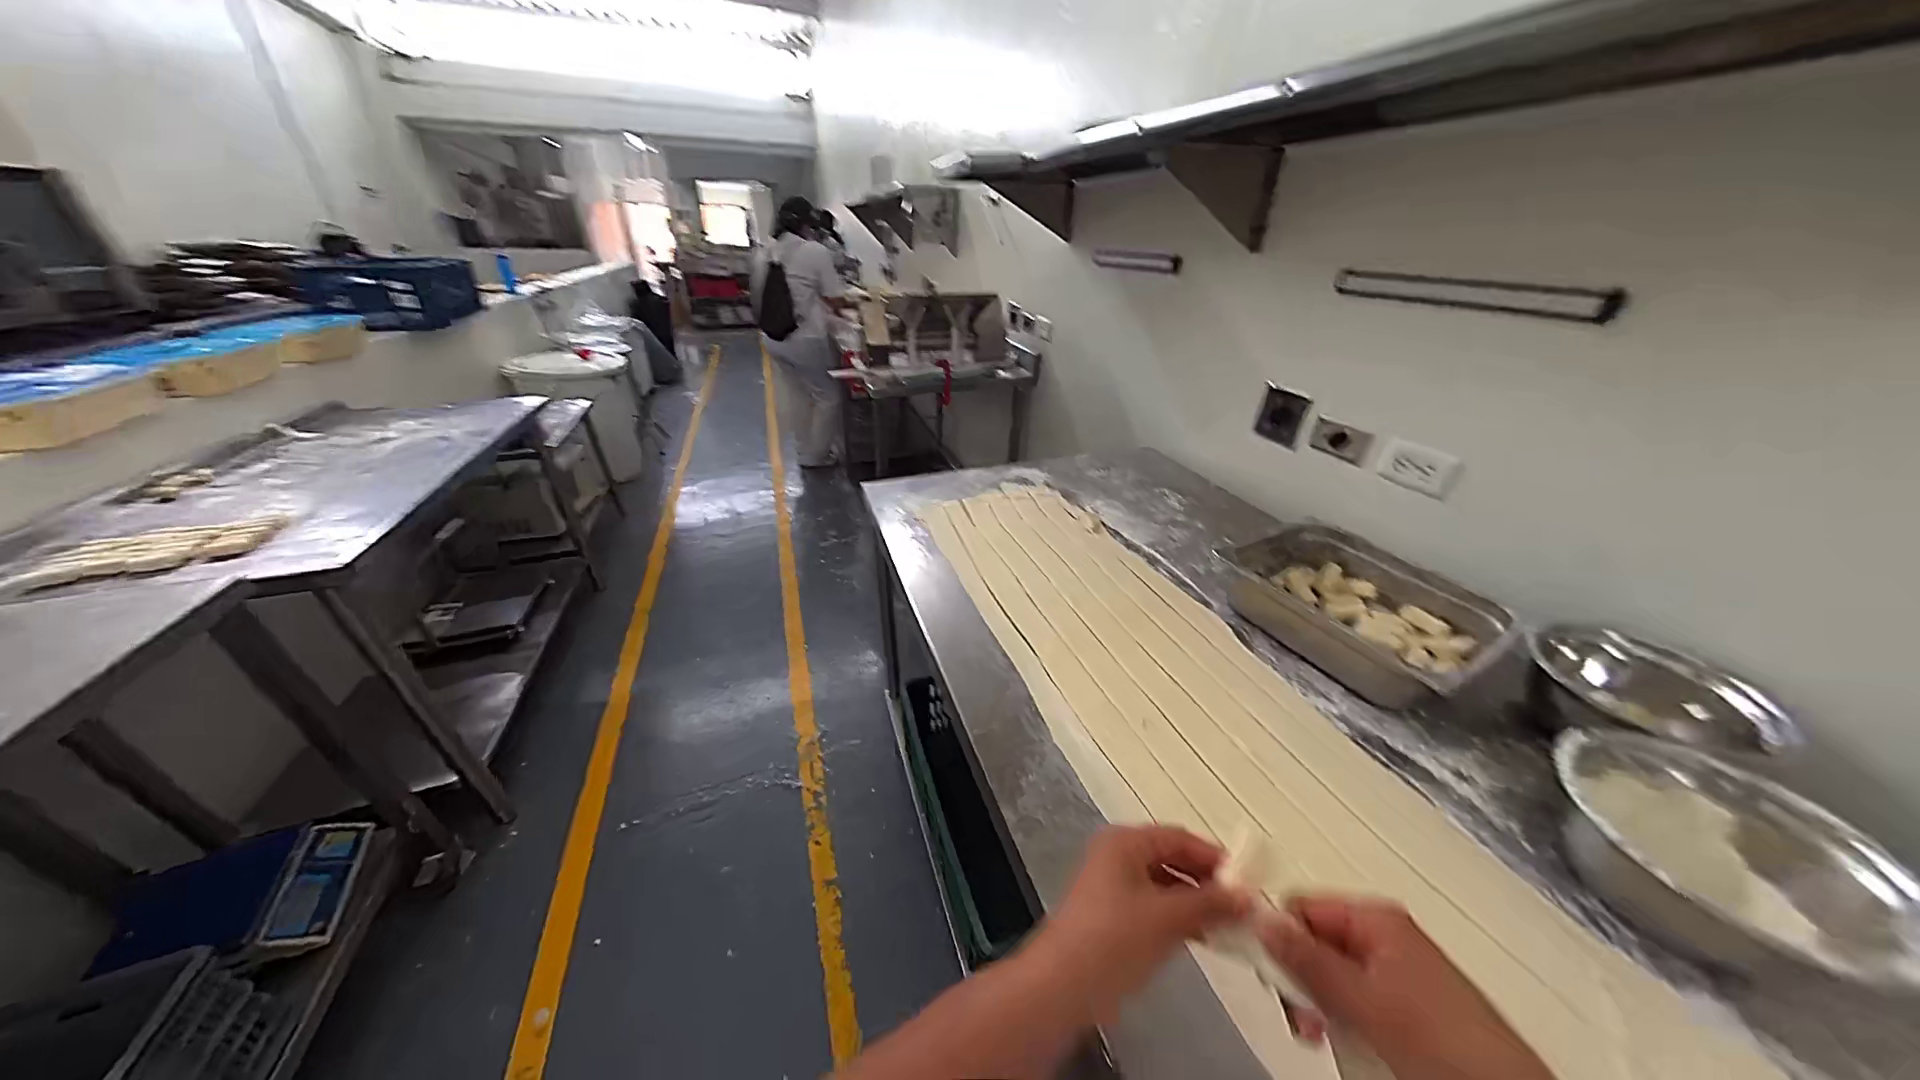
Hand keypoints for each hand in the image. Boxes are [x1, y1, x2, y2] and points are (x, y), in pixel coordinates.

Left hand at [1025, 826, 1250, 1024]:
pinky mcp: (1114, 915)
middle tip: (1243, 903)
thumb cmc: (1113, 938)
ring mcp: (1114, 886)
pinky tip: (1206, 937)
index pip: (1178, 836)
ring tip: (1231, 924)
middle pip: (1172, 858)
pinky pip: (1156, 906)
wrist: (1066, 983)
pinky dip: (1180, 917)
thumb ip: (1209, 903)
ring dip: (1196, 902)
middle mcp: (1117, 856)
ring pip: (1165, 884)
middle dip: (1207, 880)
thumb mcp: (1167, 917)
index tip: (1248, 877)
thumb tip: (1245, 896)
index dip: (1214, 856)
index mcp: (1124, 842)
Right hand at [1259, 895, 1553, 1079]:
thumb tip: (1262, 920)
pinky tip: (1352, 1042)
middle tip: (1302, 1012)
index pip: (1300, 904)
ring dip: (1322, 1004)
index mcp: (1377, 918)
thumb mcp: (1361, 999)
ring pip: (1333, 975)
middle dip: (1301, 976)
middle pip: (1315, 940)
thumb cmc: (1450, 1046)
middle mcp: (1387, 937)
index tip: (1268, 968)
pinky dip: (1346, 1020)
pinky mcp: (1408, 1006)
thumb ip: (1306, 957)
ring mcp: (1399, 972)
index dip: (1278, 934)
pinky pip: (1357, 999)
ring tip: (1328, 1033)